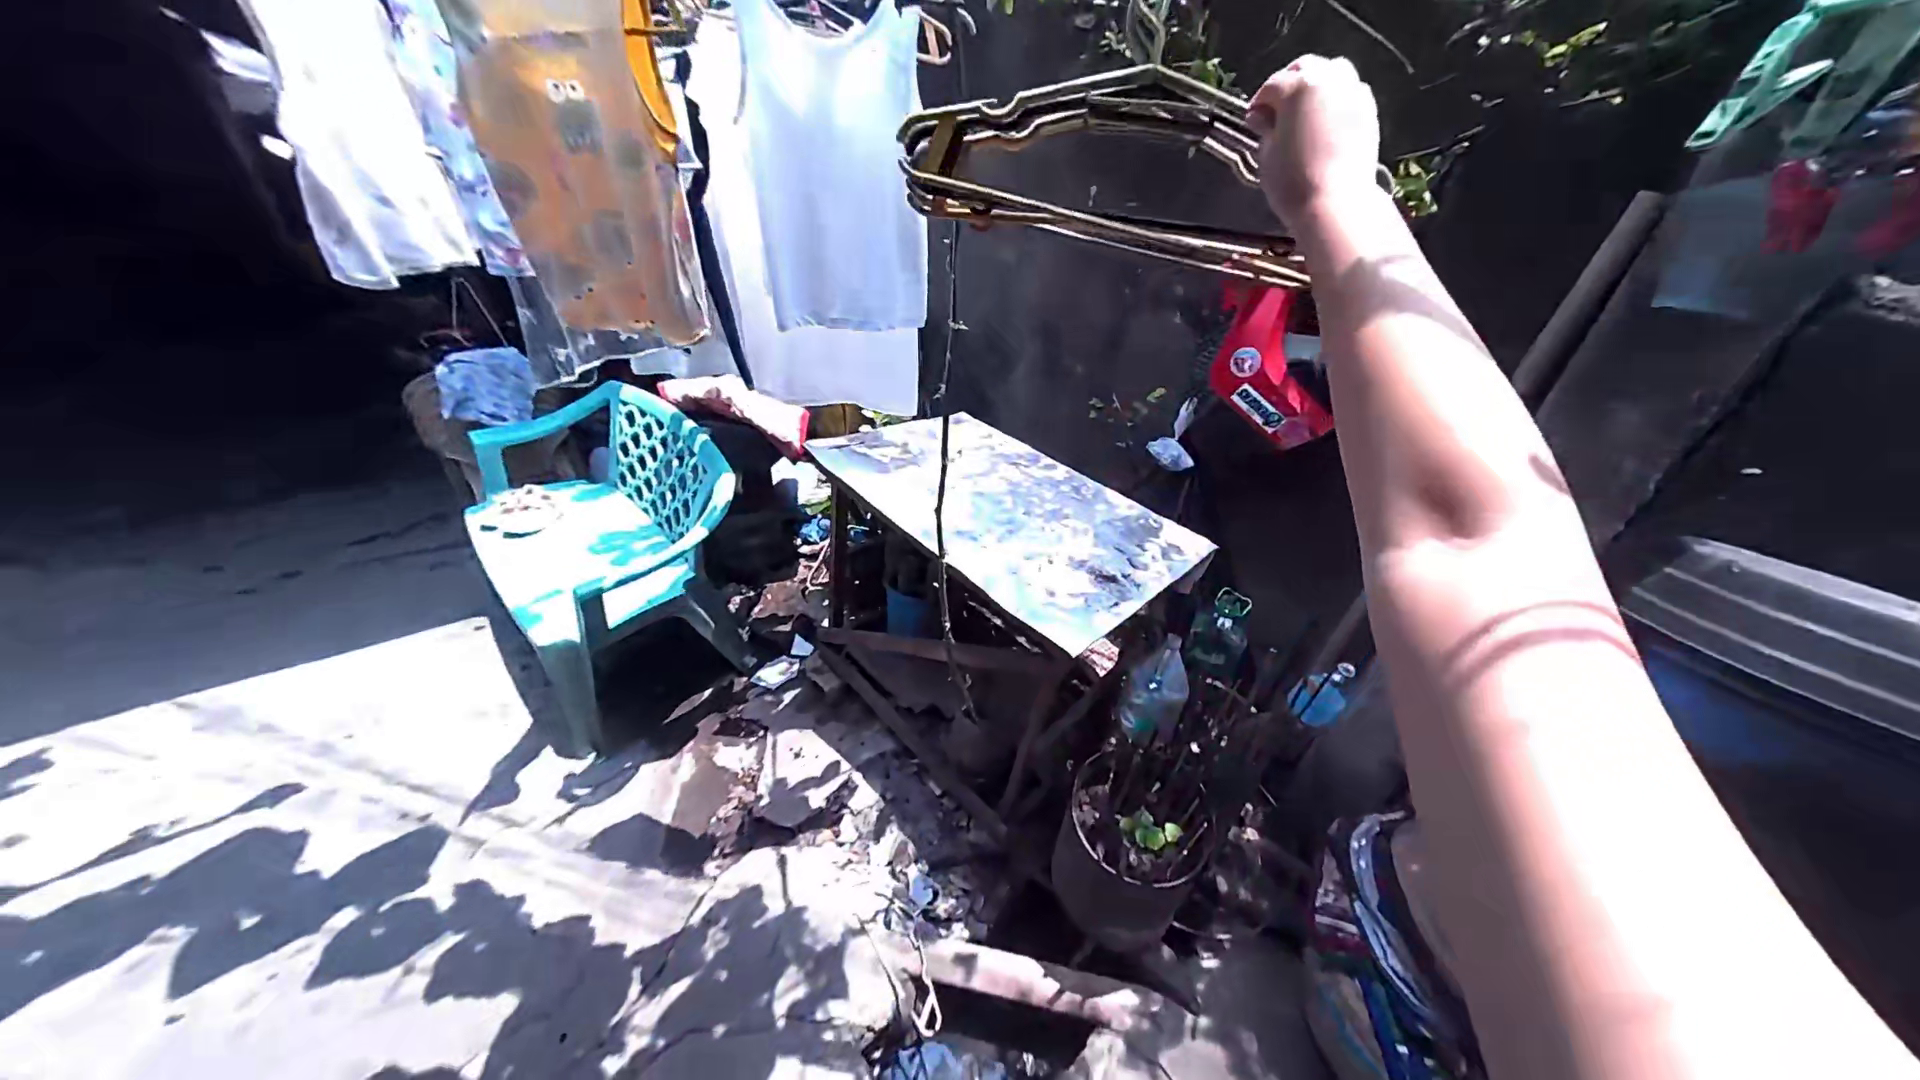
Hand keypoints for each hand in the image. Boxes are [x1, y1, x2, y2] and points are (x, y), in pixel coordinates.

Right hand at [1246, 56, 1380, 228]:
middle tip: (1275, 112)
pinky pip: (1347, 93)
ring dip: (1313, 88)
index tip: (1252, 120)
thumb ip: (1265, 129)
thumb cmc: (1292, 181)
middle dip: (1287, 85)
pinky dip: (1332, 100)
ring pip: (1331, 74)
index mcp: (1298, 88)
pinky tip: (1322, 124)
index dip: (1258, 102)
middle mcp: (1329, 79)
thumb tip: (1261, 117)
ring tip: (1301, 114)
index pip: (1272, 85)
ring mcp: (1353, 91)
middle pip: (1304, 69)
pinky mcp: (1368, 108)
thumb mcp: (1267, 155)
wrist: (1335, 201)